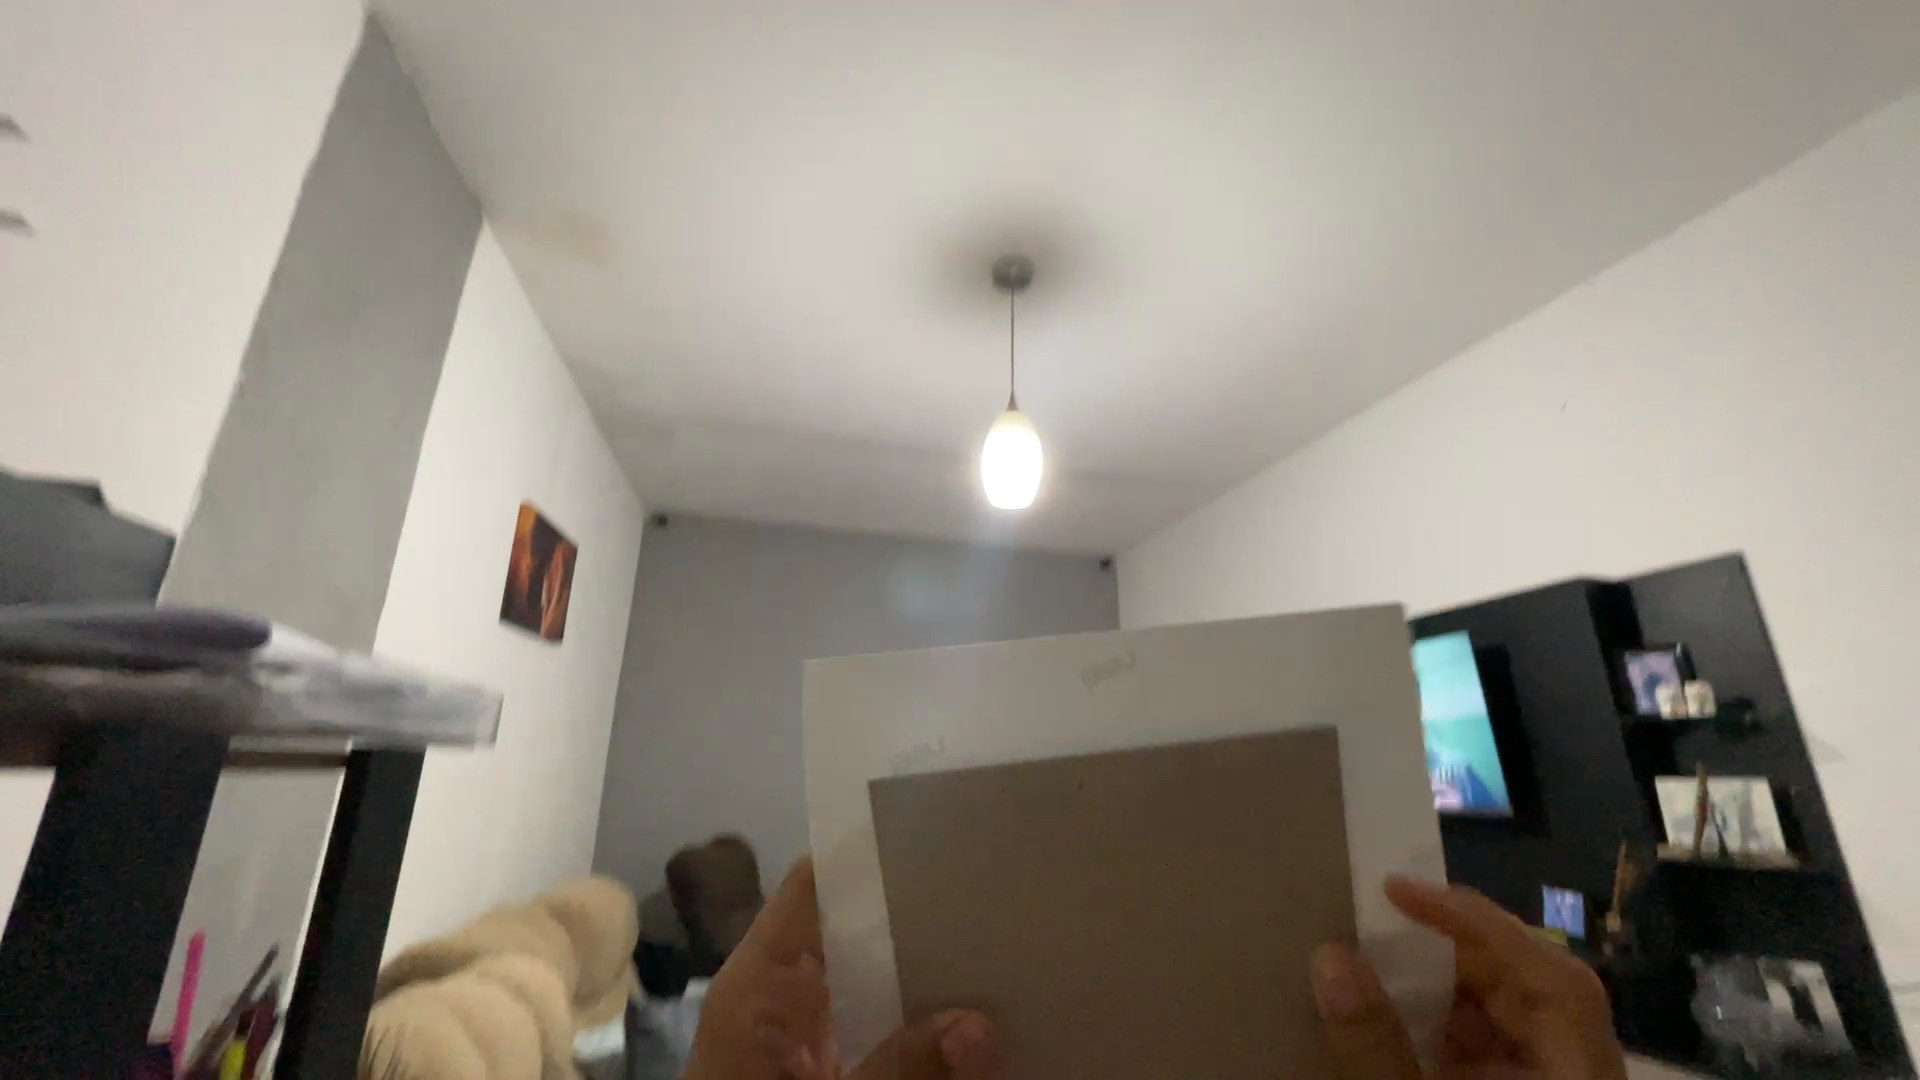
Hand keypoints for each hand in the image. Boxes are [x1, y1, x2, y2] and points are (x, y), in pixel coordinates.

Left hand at [686, 857, 999, 1079]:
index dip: (874, 848)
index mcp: (765, 980)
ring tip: (1001, 938)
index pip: (818, 880)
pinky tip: (977, 1014)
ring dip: (930, 966)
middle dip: (922, 908)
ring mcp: (806, 1031)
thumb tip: (983, 1028)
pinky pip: (881, 1021)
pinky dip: (921, 1017)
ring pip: (876, 973)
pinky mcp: (827, 1064)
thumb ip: (899, 1072)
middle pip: (858, 923)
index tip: (943, 831)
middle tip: (995, 887)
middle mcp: (785, 990)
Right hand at [1309, 875, 1627, 1079]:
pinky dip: (1430, 1021)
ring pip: (1494, 1013)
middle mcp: (1570, 1072)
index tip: (1396, 886)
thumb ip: (1378, 1046)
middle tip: (1368, 919)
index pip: (1550, 975)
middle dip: (1442, 945)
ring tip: (1362, 958)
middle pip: (1519, 984)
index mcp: (1577, 1075)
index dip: (1479, 919)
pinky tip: (1381, 1016)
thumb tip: (1329, 955)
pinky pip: (1478, 1043)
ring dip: (1429, 981)